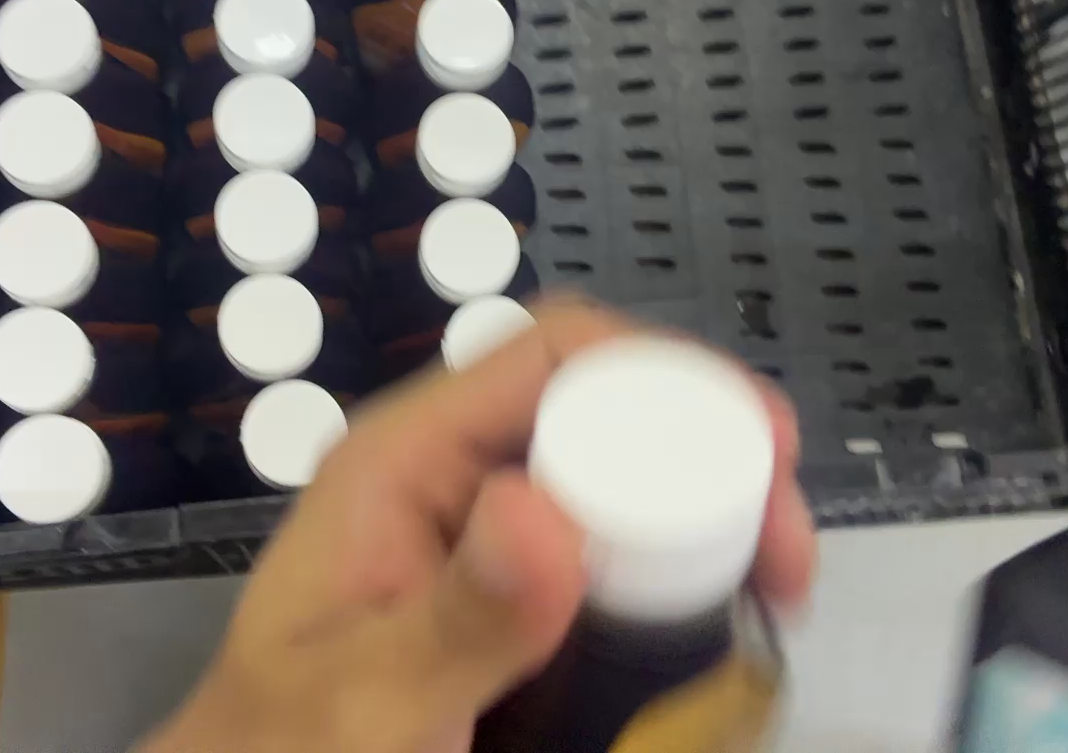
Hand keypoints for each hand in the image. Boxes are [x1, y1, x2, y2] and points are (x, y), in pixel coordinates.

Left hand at [144, 298, 813, 752]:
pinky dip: (668, 555)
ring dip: (696, 506)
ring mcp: (485, 513)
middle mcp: (455, 461)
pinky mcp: (508, 567)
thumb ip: (450, 619)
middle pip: (599, 405)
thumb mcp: (360, 700)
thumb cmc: (283, 745)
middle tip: (783, 542)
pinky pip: (604, 531)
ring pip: (611, 467)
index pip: (549, 354)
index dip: (660, 369)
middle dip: (701, 449)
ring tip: (768, 580)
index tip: (757, 437)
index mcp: (409, 451)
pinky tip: (710, 606)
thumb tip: (545, 516)